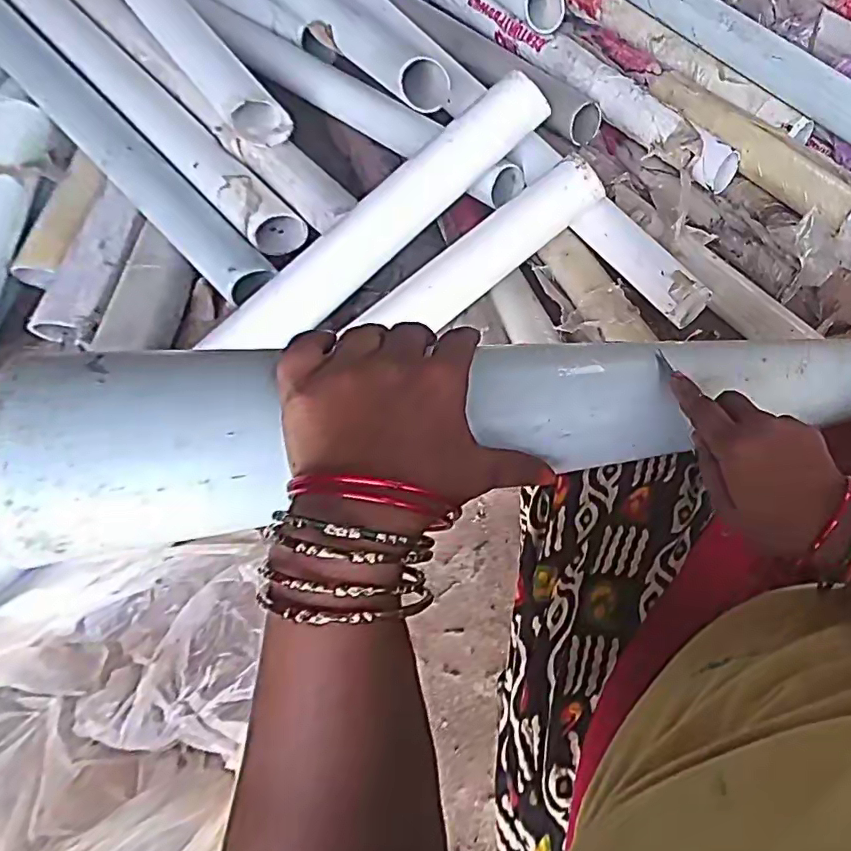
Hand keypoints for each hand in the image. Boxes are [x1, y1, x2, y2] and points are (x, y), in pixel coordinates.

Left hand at [276, 325, 553, 506]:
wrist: (357, 517)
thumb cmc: (414, 494)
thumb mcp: (475, 474)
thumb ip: (516, 465)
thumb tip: (545, 471)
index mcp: (439, 378)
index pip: (458, 340)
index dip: (461, 343)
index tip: (459, 347)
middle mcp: (393, 363)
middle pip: (411, 332)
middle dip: (417, 344)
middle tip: (415, 364)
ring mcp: (345, 369)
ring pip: (363, 332)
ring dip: (372, 344)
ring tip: (373, 363)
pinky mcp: (304, 382)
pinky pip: (306, 342)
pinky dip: (314, 342)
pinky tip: (325, 349)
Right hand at [668, 372, 848, 560]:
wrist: (831, 524)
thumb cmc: (772, 525)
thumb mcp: (726, 508)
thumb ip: (708, 468)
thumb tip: (701, 439)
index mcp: (733, 446)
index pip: (703, 409)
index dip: (687, 393)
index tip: (677, 378)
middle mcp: (758, 426)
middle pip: (729, 400)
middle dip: (719, 410)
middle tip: (719, 437)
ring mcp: (784, 425)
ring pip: (755, 414)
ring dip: (747, 428)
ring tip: (758, 463)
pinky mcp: (805, 429)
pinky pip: (778, 425)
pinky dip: (772, 437)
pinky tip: (780, 465)